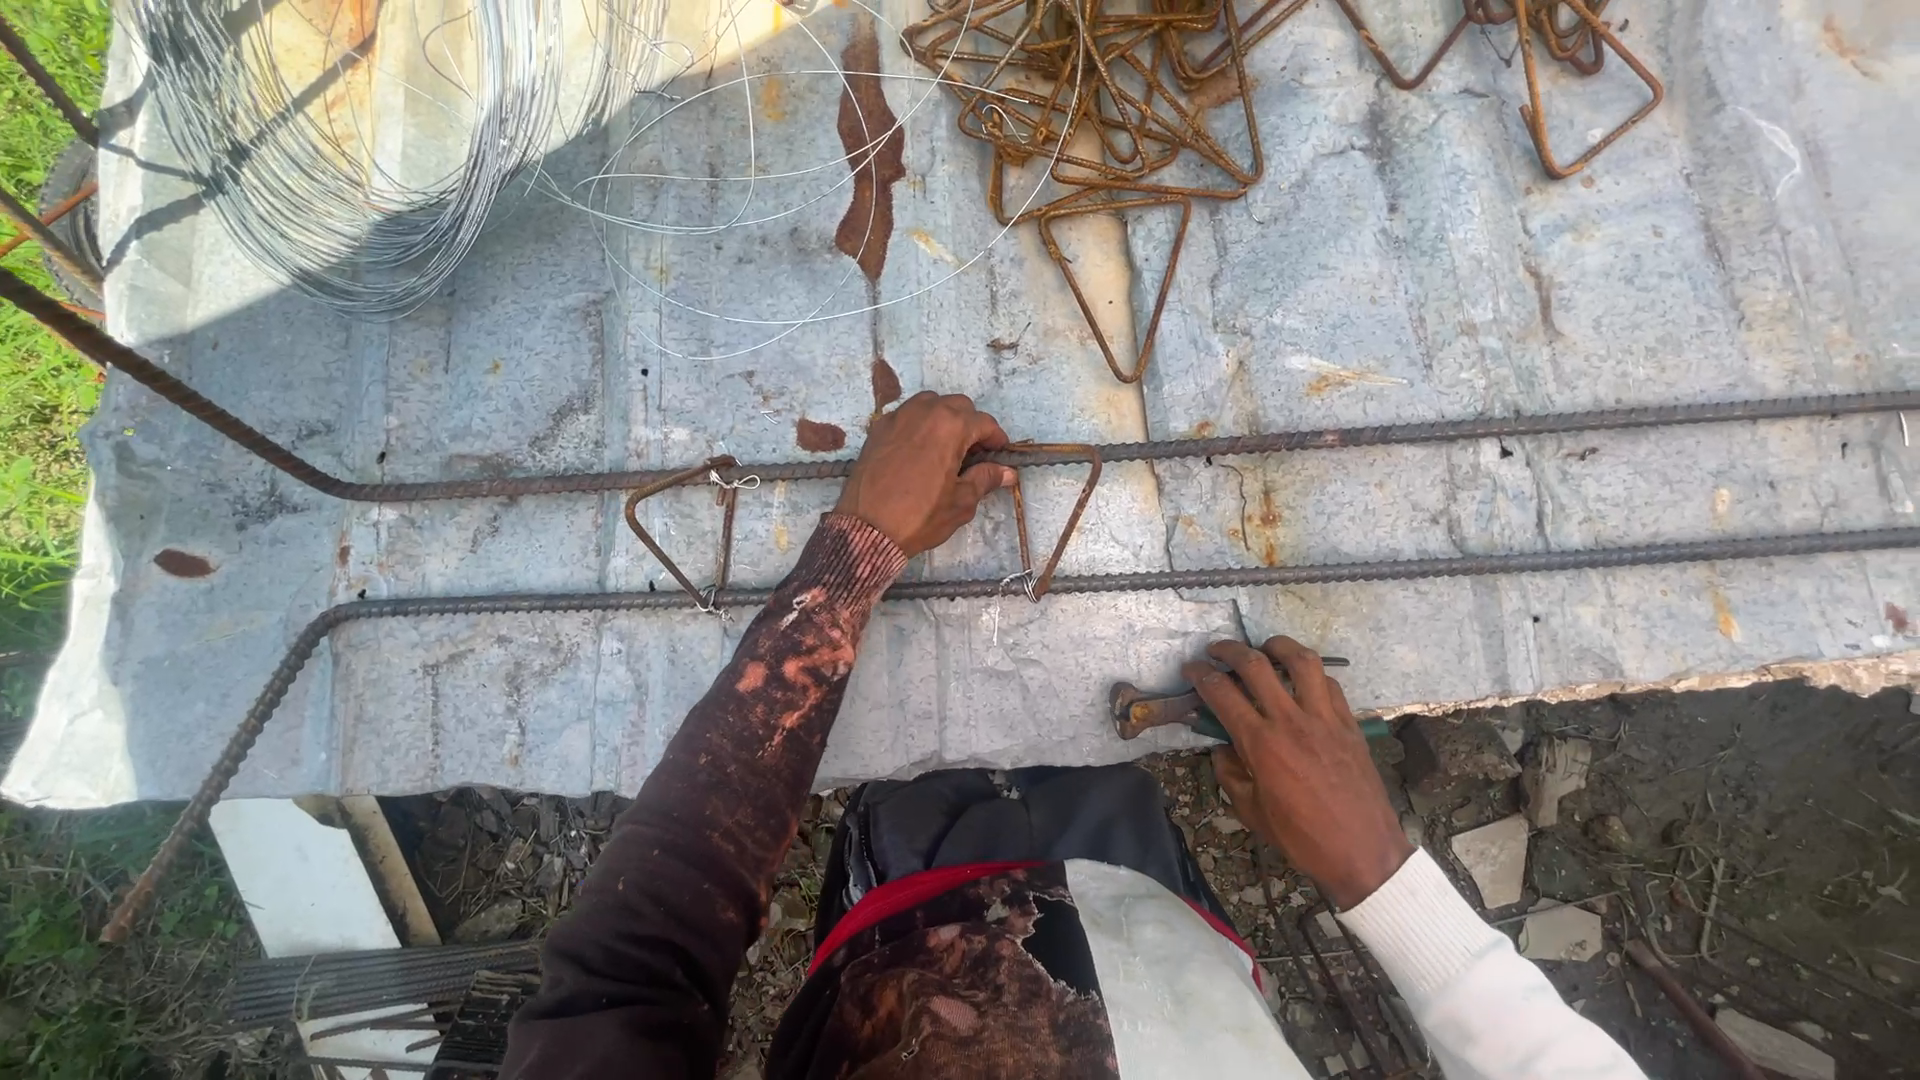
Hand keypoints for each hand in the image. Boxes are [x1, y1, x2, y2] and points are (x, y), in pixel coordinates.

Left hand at [835, 391, 1015, 556]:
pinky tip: (920, 450)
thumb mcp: (961, 502)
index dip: (996, 438)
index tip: (999, 454)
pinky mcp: (878, 429)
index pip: (983, 423)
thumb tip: (1006, 472)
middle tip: (975, 453)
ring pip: (930, 405)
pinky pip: (906, 416)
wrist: (867, 529)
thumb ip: (985, 479)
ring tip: (947, 448)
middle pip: (958, 406)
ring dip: (944, 419)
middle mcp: (924, 412)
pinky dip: (919, 425)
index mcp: (950, 426)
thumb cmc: (919, 516)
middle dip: (971, 425)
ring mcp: (898, 417)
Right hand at [1184, 637, 1411, 908]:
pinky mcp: (1350, 723)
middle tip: (1216, 650)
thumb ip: (1230, 772)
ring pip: (1301, 660)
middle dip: (1229, 649)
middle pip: (1255, 664)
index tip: (1190, 669)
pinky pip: (1330, 684)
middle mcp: (1291, 721)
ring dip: (1277, 646)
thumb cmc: (1302, 838)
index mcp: (1261, 743)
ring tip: (1264, 647)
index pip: (1221, 692)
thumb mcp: (1250, 811)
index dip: (1200, 674)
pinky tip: (1302, 680)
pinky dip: (1311, 673)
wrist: (1364, 853)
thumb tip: (1222, 746)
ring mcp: (1325, 718)